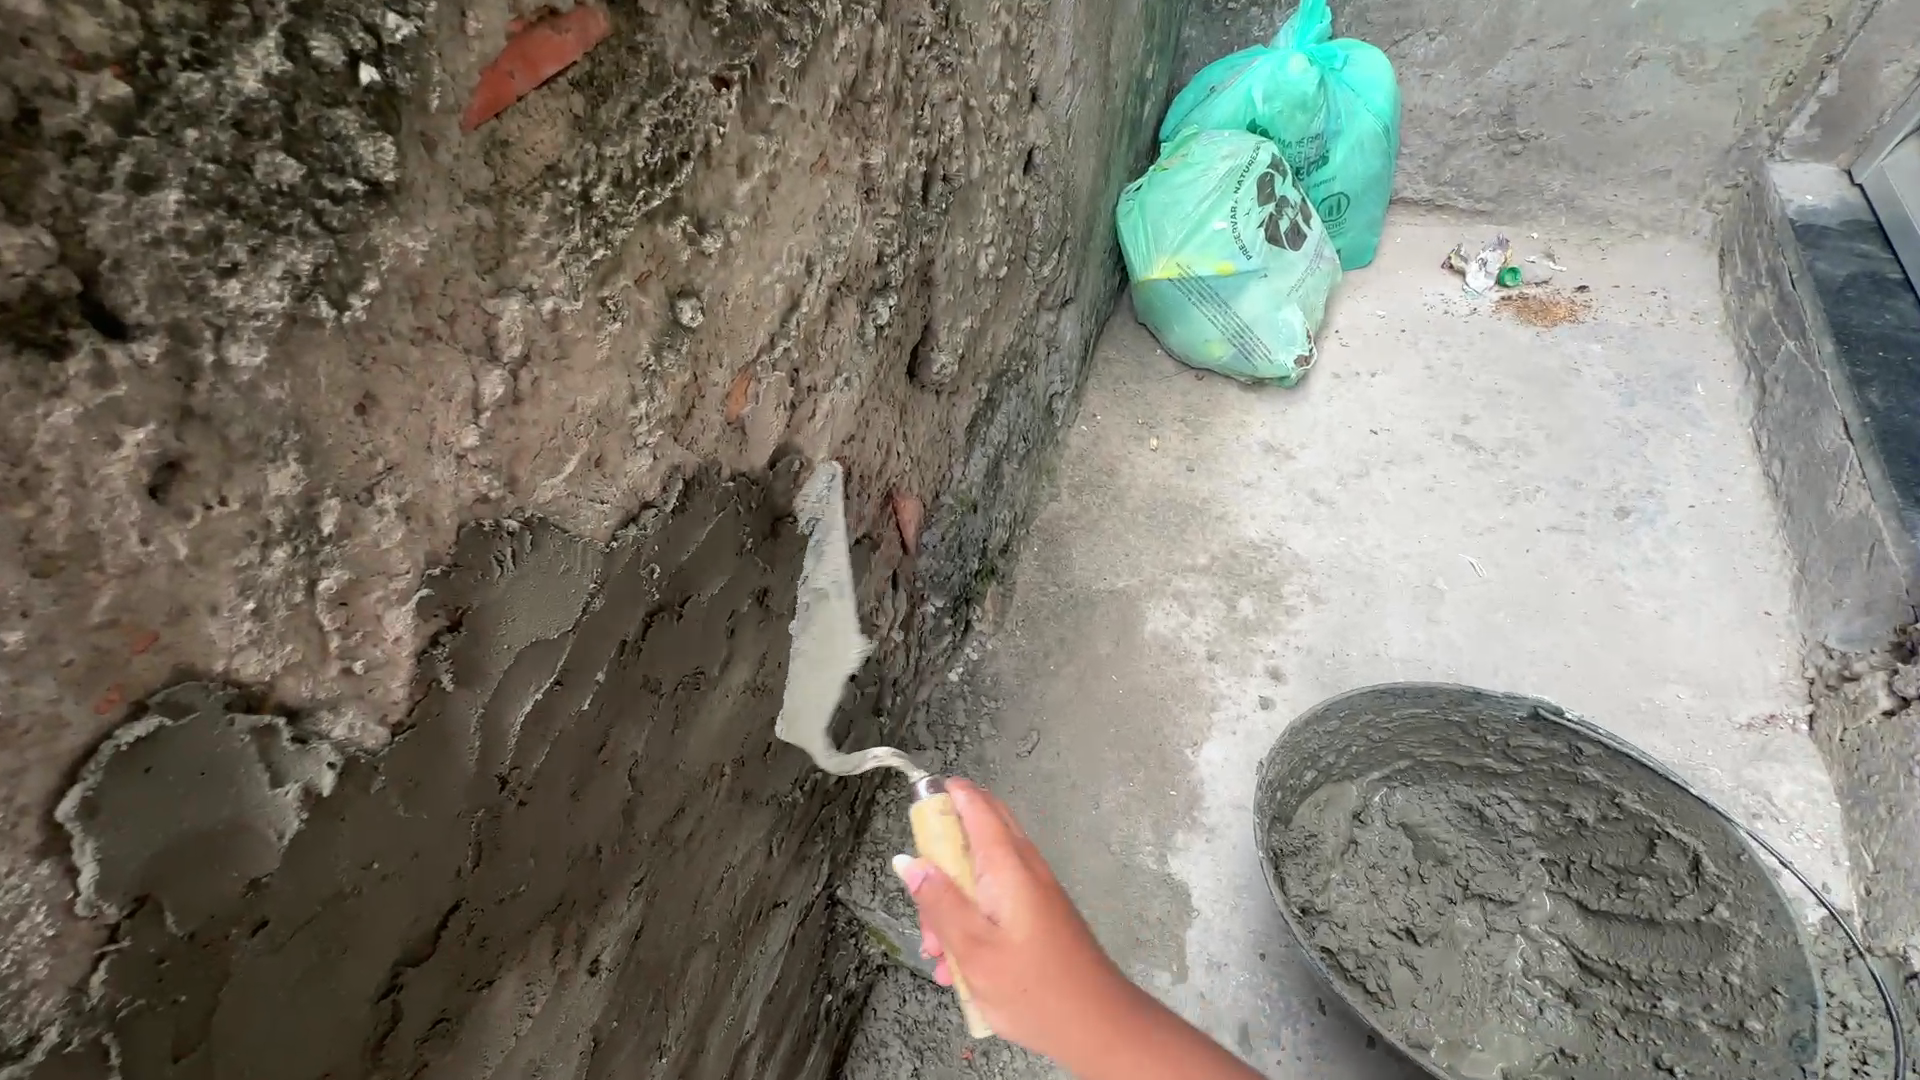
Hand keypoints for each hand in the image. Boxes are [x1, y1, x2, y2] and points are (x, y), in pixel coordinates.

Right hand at [891, 779, 1137, 1063]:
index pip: (975, 803)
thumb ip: (940, 903)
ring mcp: (1033, 885)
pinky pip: (996, 893)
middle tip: (921, 894)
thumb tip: (908, 861)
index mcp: (1006, 863)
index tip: (918, 803)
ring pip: (982, 867)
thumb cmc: (1033, 988)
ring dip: (953, 896)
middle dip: (942, 853)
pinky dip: (973, 915)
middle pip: (979, 828)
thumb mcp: (974, 950)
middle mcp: (1023, 863)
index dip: (945, 793)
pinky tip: (960, 963)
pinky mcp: (1038, 908)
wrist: (1098, 1024)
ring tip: (938, 951)